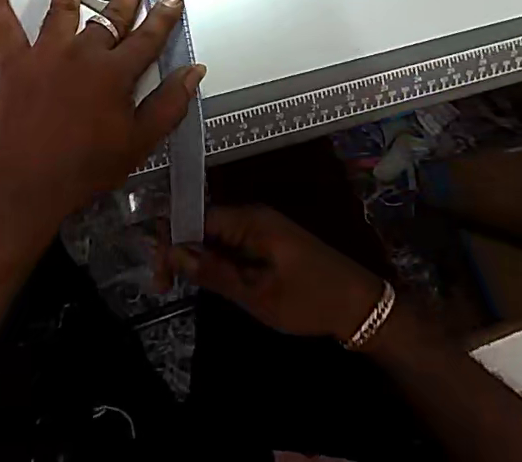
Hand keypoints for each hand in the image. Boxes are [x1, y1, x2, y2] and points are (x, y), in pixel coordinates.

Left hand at [0, 0, 204, 246]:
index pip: (148, 38)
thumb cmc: (82, 169)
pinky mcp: (13, 62)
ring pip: (61, 5)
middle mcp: (81, 54)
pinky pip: (4, 27)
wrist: (24, 185)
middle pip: (111, 14)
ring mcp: (45, 54)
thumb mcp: (137, 144)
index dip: (164, 17)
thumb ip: (168, 105)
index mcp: (114, 74)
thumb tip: (194, 72)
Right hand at [160, 204, 386, 341]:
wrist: (363, 307)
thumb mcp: (258, 294)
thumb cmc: (310, 300)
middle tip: (163, 285)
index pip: (194, 218)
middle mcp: (251, 214)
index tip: (158, 273)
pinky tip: (204, 278)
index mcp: (249, 219)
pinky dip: (213, 259)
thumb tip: (173, 252)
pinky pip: (229, 243)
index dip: (170, 240)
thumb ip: (214, 272)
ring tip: (175, 284)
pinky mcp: (266, 241)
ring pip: (213, 235)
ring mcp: (259, 226)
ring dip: (194, 256)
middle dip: (178, 250)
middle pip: (200, 223)